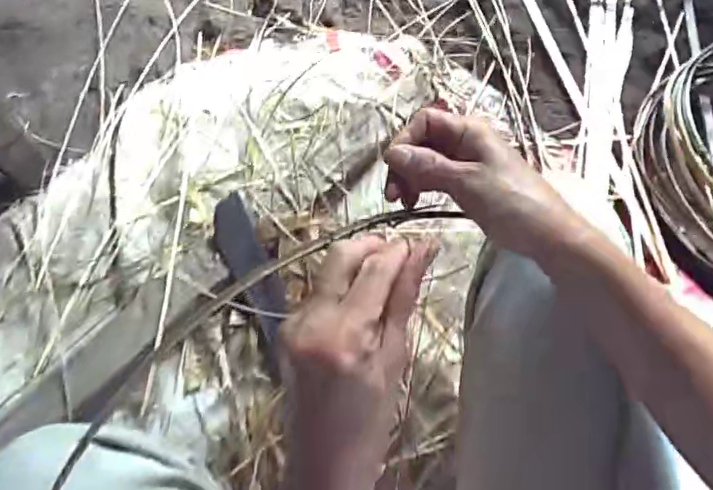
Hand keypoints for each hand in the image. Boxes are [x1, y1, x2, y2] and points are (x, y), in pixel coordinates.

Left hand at [280, 235, 435, 489]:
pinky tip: (362, 305)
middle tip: (400, 257)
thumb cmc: (370, 422)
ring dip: (359, 264)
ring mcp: (293, 324)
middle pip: (342, 254)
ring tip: (385, 282)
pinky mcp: (286, 329)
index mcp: (344, 332)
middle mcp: (312, 320)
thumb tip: (425, 248)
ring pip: (329, 269)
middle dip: (374, 246)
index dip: (401, 249)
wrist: (322, 468)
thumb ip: (405, 296)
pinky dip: (344, 286)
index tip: (421, 245)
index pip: (376, 266)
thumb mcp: (396, 356)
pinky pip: (319, 290)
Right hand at [383, 109, 592, 261]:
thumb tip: (392, 152)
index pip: (426, 120)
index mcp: (470, 130)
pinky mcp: (469, 183)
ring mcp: (468, 162)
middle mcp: (467, 140)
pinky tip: (415, 203)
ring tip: (402, 202)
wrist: (546, 232)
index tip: (392, 168)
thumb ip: (429, 166)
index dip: (405, 139)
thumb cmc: (511, 201)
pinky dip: (424, 186)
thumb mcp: (467, 182)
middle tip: (393, 194)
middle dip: (405, 161)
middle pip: (424, 140)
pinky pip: (438, 176)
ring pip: (428, 159)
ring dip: (411, 176)